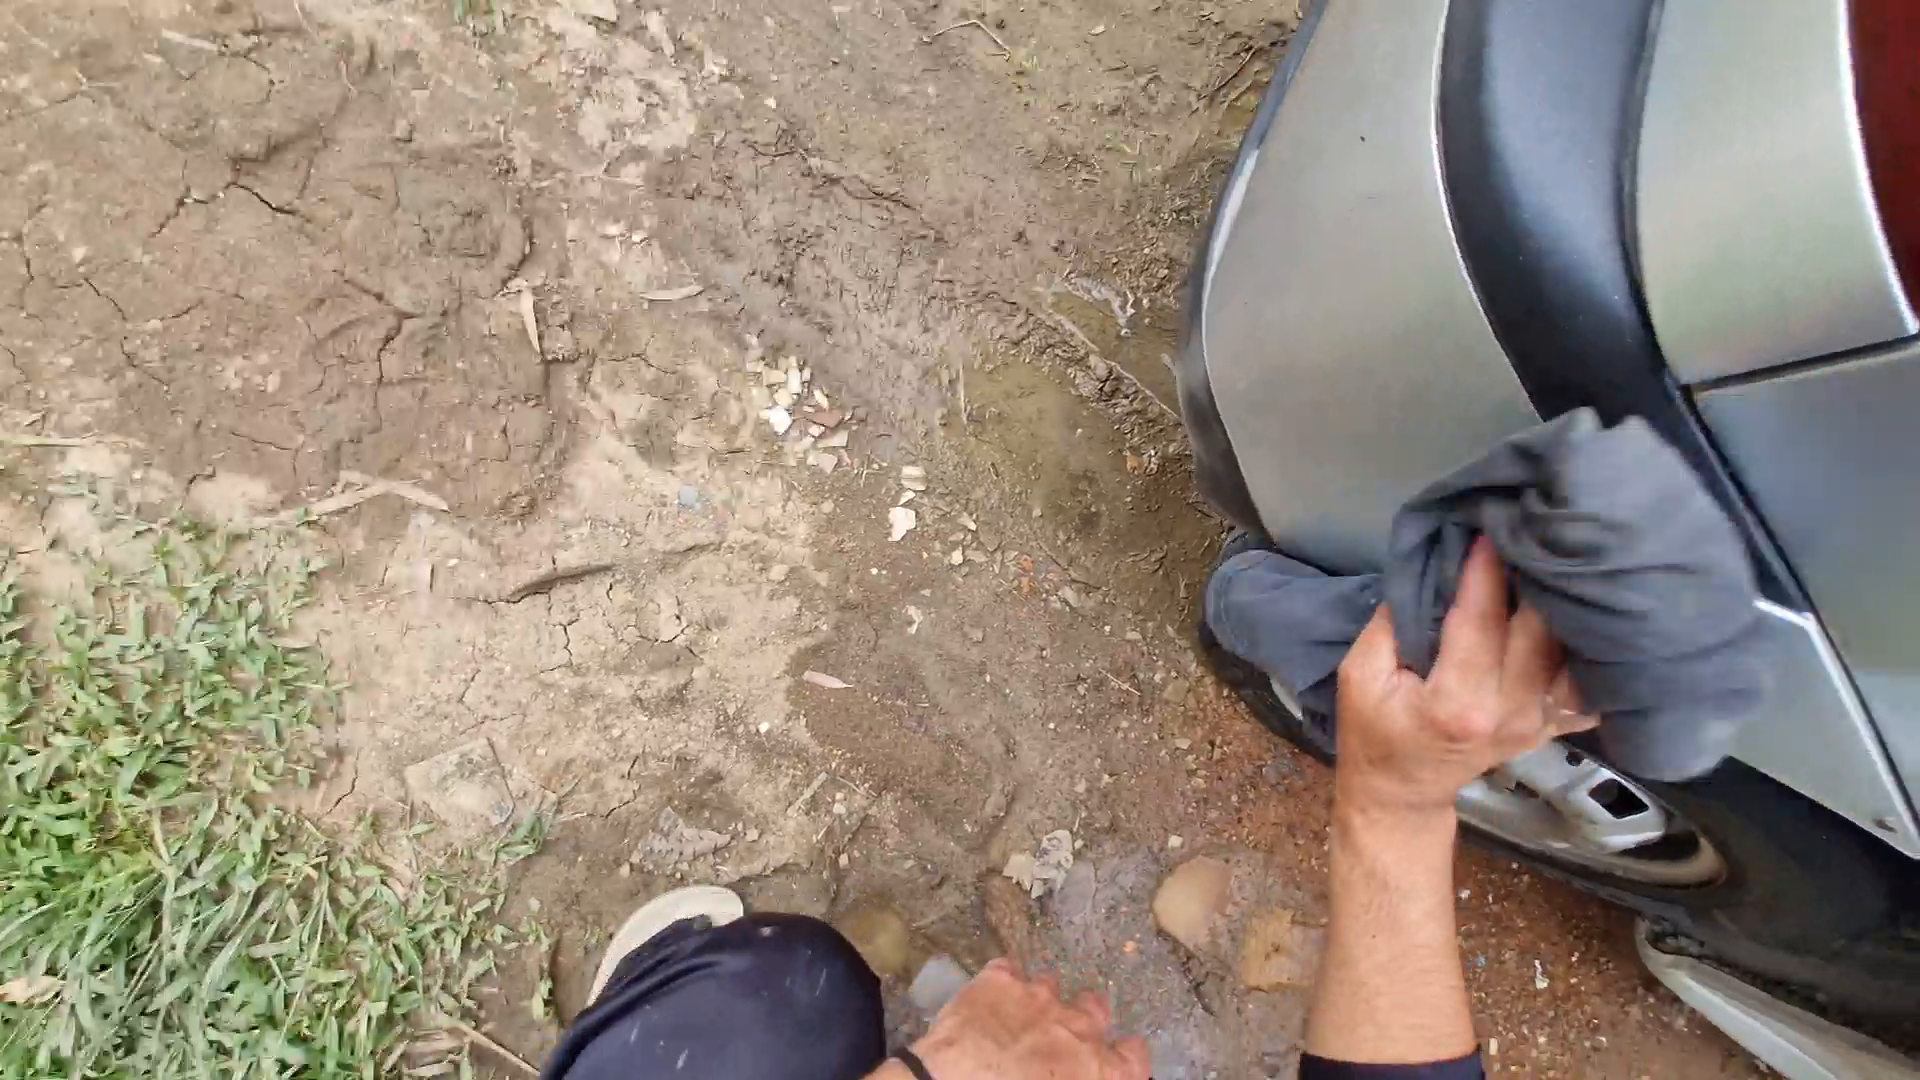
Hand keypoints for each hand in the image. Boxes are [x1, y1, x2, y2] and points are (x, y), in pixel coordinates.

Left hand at [905, 959, 1150, 1079]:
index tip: (1116, 1060)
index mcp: (1101, 1070)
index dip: (1126, 1058)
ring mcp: (1037, 996)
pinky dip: (1002, 983)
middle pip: (1095, 1007)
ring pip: (1049, 985)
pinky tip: (990, 999)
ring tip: (1018, 1018)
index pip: (1134, 1057)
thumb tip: (1076, 1075)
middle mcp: (1078, 1025)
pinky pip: (1007, 969)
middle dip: (1083, 1018)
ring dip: (1039, 1001)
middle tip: (1061, 1036)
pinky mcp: (998, 980)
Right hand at [1333, 537, 1594, 818]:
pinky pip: (1586, 681)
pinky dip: (1583, 646)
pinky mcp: (1552, 726)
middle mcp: (1511, 713)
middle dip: (1531, 579)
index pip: (1480, 624)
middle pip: (1539, 633)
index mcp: (1457, 703)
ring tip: (1549, 563)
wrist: (1401, 788)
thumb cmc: (1371, 729)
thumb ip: (1391, 626)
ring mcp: (1540, 724)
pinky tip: (1574, 614)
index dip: (1484, 575)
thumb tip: (1429, 577)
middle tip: (1526, 534)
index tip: (1485, 533)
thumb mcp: (1358, 675)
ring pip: (1569, 652)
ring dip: (1561, 606)